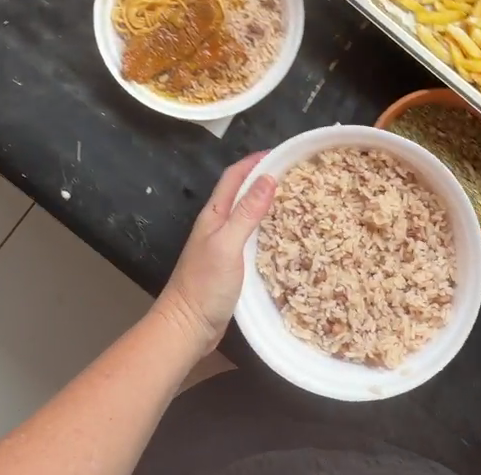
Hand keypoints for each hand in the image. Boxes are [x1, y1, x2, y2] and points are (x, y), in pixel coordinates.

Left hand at [153, 152, 275, 355]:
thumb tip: (269, 178)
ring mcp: (223, 244)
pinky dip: (267, 226)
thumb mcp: (228, 245)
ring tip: (294, 198)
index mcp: (214, 214)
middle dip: (264, 177)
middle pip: (241, 191)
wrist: (187, 327)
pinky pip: (251, 235)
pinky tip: (283, 234)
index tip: (281, 153)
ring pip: (247, 212)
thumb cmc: (204, 285)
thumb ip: (247, 212)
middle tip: (294, 173)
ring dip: (266, 200)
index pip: (234, 176)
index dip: (255, 161)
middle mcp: (218, 224)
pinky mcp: (231, 263)